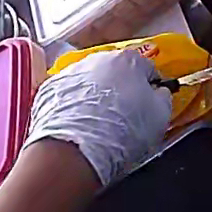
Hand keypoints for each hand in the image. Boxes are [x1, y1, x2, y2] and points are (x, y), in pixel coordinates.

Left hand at [24, 49, 169, 186]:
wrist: (71, 153)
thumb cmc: (122, 132)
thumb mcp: (160, 116)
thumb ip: (164, 97)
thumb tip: (159, 93)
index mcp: (130, 59)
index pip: (147, 68)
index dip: (150, 88)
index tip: (148, 106)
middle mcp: (99, 58)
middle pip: (117, 71)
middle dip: (121, 89)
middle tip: (123, 116)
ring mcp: (70, 72)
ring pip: (90, 82)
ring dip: (95, 96)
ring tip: (97, 124)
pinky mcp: (47, 91)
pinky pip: (67, 95)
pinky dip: (72, 106)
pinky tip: (76, 127)